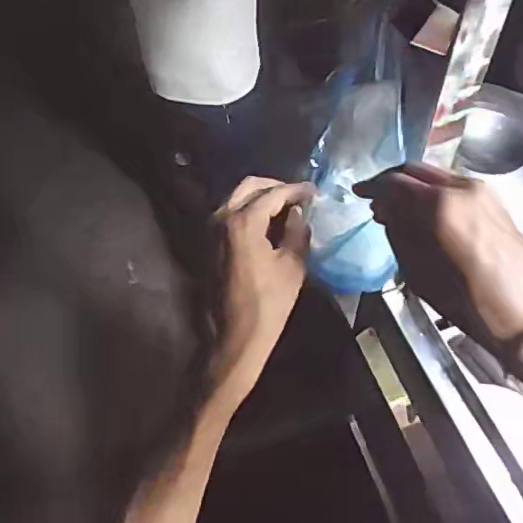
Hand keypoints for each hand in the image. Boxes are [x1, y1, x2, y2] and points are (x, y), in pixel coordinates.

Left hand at [212, 176, 313, 395]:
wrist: (235, 335)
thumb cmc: (268, 302)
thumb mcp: (292, 265)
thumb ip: (296, 231)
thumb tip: (297, 213)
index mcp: (242, 222)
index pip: (273, 194)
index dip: (296, 190)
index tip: (314, 191)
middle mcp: (221, 218)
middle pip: (249, 187)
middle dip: (275, 187)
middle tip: (298, 195)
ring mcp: (211, 230)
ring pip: (237, 199)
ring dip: (261, 198)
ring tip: (287, 207)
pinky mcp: (209, 242)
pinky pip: (231, 214)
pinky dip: (250, 211)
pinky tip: (269, 223)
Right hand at [354, 162, 522, 349]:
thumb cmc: (473, 305)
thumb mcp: (422, 275)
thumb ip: (400, 236)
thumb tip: (386, 214)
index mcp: (443, 206)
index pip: (397, 183)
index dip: (374, 187)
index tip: (359, 194)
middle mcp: (464, 189)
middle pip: (417, 170)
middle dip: (392, 182)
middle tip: (374, 200)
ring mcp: (483, 192)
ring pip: (436, 175)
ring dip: (413, 187)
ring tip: (395, 209)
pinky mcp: (495, 202)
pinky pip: (454, 186)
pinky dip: (433, 193)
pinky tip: (424, 212)